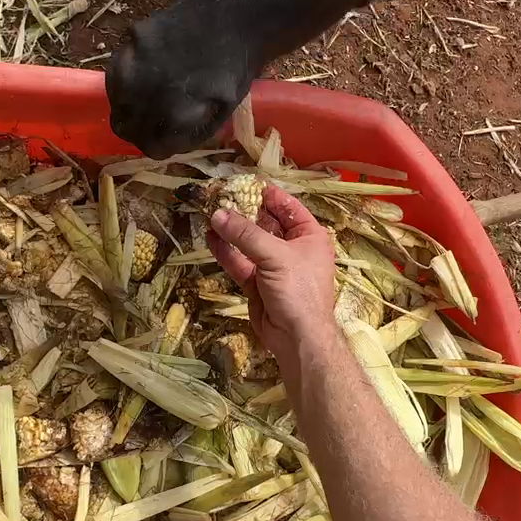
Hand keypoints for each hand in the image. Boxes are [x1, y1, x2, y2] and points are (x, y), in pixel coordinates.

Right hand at [206, 184, 337, 368]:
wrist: (298, 338)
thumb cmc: (299, 291)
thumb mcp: (275, 256)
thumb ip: (245, 234)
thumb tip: (217, 214)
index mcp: (309, 236)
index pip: (287, 207)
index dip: (267, 194)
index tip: (244, 182)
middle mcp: (292, 248)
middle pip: (265, 223)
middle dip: (243, 211)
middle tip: (220, 196)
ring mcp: (273, 266)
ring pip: (249, 243)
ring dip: (231, 230)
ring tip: (210, 214)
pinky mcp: (256, 283)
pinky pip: (240, 262)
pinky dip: (226, 251)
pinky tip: (211, 237)